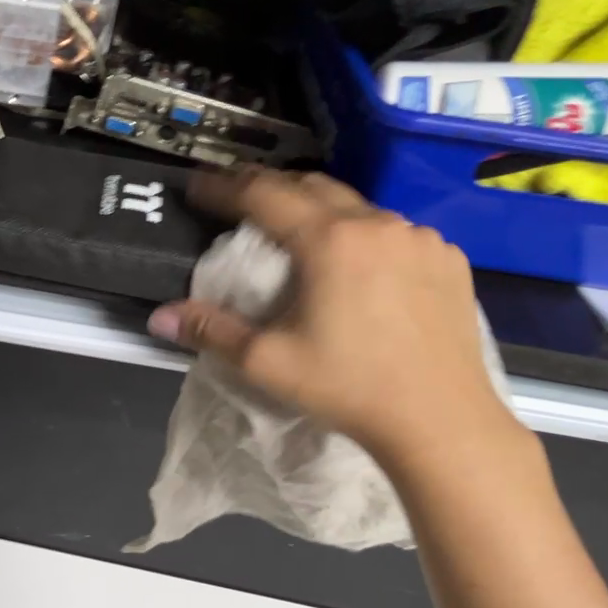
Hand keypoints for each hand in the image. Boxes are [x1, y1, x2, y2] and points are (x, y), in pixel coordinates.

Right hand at [147, 169, 521, 462]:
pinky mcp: (448, 259)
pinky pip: (395, 232)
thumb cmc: (347, 388)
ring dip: (320, 212)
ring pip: (357, 207)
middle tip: (240, 205)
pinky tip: (358, 269)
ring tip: (299, 237)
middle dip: (271, 190)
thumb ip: (210, 331)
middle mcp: (377, 225)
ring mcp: (420, 239)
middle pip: (312, 187)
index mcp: (329, 241)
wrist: (440, 420)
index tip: (198, 187)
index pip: (264, 195)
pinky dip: (364, 237)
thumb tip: (159, 317)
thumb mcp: (266, 362)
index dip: (224, 188)